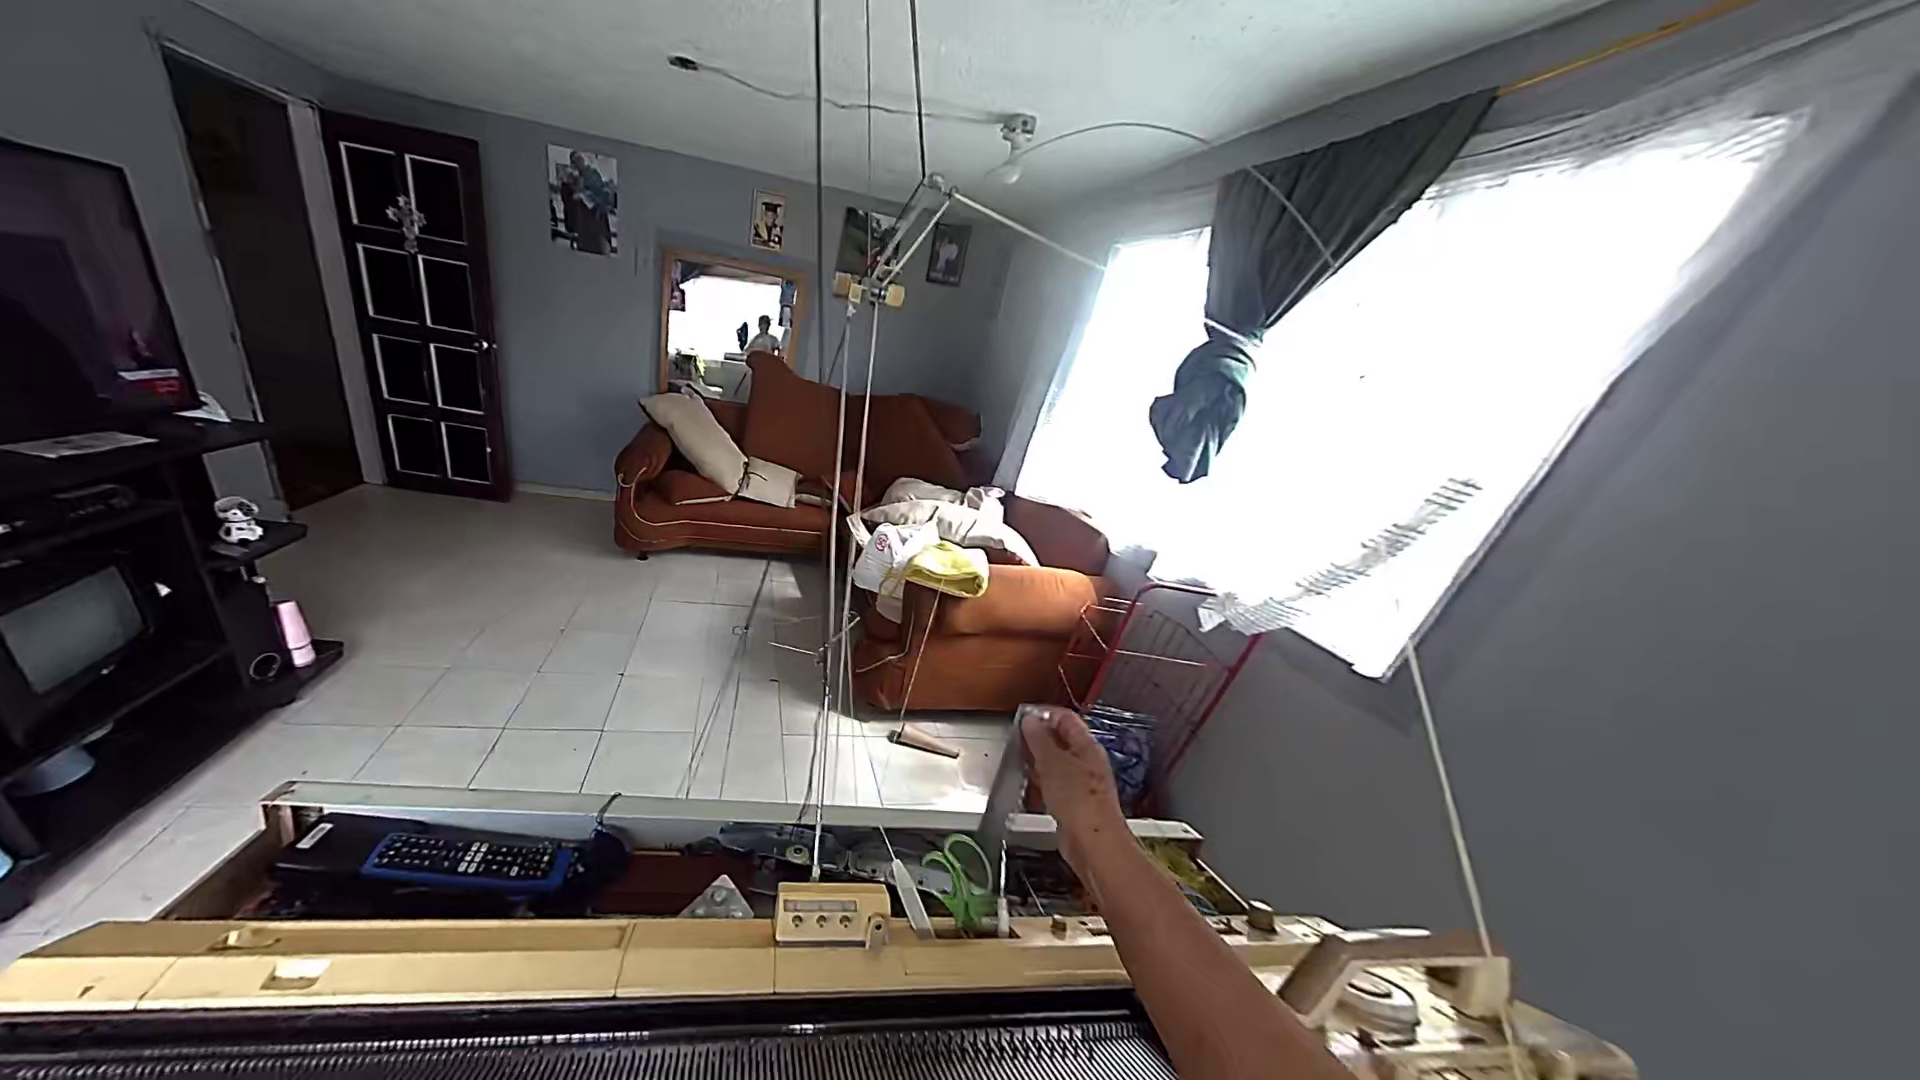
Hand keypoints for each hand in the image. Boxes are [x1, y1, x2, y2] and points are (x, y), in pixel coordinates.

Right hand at [1021, 706, 1128, 874]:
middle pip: (1061, 741)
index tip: (1024, 716)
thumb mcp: (1052, 763)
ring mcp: (1082, 784)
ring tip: (1019, 764)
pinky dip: (1041, 784)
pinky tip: (1029, 790)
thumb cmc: (1078, 801)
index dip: (1045, 714)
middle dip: (1038, 739)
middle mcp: (1087, 762)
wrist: (1093, 844)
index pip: (1066, 718)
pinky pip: (1054, 786)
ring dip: (1038, 763)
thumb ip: (1039, 740)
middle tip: (1018, 741)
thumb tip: (1031, 721)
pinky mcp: (1074, 804)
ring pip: (1056, 764)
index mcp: (1087, 746)